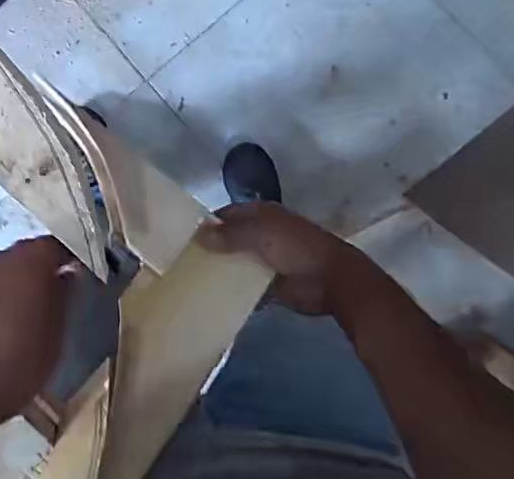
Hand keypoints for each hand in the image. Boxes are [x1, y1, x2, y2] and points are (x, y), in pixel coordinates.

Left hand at [0, 235, 75, 431]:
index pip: (57, 247)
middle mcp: (3, 258)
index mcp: (32, 259)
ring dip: (18, 284)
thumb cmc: (19, 360)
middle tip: (54, 296)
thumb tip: (67, 275)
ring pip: (6, 271)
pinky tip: (2, 325)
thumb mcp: (56, 334)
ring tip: (27, 314)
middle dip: (42, 270)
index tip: (77, 277)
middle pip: (29, 254)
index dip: (68, 260)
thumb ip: (64, 297)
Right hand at [195, 202, 377, 315]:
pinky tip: (214, 299)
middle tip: (182, 263)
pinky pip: (245, 286)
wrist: (331, 280)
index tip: (182, 239)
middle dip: (210, 249)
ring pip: (236, 262)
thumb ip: (231, 234)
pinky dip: (233, 291)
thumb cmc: (296, 249)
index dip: (206, 224)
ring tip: (191, 282)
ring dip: (220, 270)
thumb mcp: (262, 234)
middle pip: (229, 239)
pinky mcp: (270, 284)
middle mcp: (261, 234)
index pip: (226, 215)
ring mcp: (266, 259)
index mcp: (260, 214)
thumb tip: (198, 234)